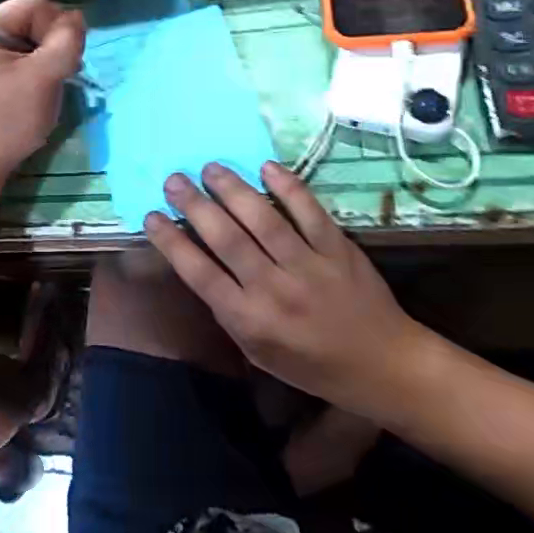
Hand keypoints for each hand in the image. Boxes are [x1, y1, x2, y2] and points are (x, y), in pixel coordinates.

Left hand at [0, 0, 85, 186]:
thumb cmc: (8, 120)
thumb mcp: (42, 76)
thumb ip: (65, 40)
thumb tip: (78, 18)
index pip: (38, 4)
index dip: (57, 27)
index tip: (59, 60)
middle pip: (39, 19)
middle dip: (56, 43)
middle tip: (59, 73)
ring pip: (40, 39)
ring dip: (54, 58)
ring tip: (52, 83)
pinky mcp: (3, 72)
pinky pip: (34, 56)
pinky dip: (46, 69)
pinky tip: (45, 90)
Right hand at [145, 161, 442, 419]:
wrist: (381, 365)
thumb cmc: (311, 364)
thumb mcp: (258, 350)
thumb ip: (229, 308)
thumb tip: (201, 262)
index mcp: (249, 319)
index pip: (199, 273)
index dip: (171, 241)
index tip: (152, 216)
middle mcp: (274, 289)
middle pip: (225, 239)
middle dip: (194, 206)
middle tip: (174, 179)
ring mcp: (308, 266)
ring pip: (262, 220)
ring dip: (232, 189)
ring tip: (210, 168)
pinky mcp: (337, 248)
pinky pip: (309, 212)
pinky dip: (288, 187)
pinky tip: (266, 167)